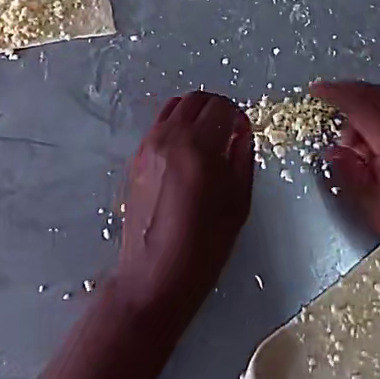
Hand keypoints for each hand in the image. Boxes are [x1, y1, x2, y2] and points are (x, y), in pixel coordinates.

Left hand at [111, 91, 252, 320]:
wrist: (153, 279)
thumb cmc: (203, 248)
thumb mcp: (238, 203)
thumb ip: (242, 158)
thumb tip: (242, 132)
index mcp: (199, 148)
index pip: (222, 107)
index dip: (238, 116)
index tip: (243, 132)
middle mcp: (170, 139)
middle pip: (196, 99)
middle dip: (217, 108)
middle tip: (228, 129)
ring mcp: (149, 147)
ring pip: (175, 107)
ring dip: (195, 113)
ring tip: (207, 137)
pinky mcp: (136, 159)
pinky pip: (159, 125)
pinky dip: (177, 125)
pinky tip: (187, 151)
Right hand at [310, 80, 379, 298]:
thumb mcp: (371, 206)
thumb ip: (349, 172)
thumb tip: (332, 151)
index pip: (362, 106)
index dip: (336, 94)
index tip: (315, 90)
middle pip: (379, 96)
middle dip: (350, 93)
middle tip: (326, 101)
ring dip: (366, 108)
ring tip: (347, 139)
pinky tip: (371, 143)